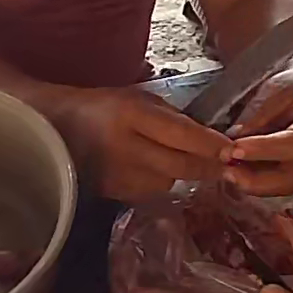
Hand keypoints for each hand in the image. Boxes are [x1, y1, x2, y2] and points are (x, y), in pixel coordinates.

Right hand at [54, 88, 231, 201]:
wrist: (58, 127)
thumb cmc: (103, 107)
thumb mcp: (139, 99)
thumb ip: (175, 118)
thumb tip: (214, 140)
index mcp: (131, 114)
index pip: (182, 134)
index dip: (211, 145)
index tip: (234, 150)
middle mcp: (125, 146)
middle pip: (181, 165)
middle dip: (208, 166)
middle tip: (226, 164)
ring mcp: (117, 174)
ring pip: (169, 182)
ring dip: (181, 173)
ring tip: (174, 158)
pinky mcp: (112, 192)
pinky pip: (151, 191)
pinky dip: (158, 182)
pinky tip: (148, 169)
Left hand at [223, 57, 292, 195]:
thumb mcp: (278, 87)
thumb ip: (259, 113)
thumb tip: (235, 137)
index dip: (263, 150)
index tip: (233, 149)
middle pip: (292, 176)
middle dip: (255, 178)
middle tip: (225, 169)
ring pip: (284, 187)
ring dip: (253, 184)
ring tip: (227, 172)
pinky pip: (280, 185)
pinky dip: (257, 183)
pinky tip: (236, 174)